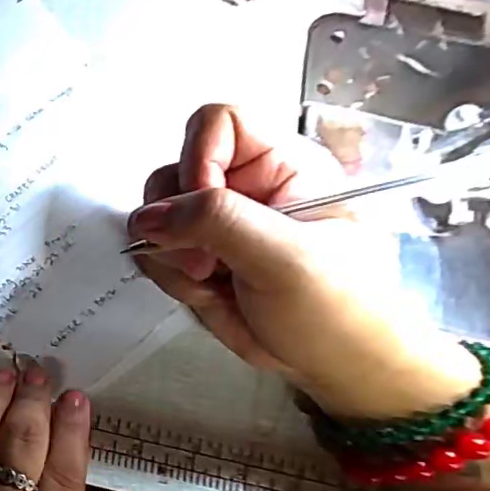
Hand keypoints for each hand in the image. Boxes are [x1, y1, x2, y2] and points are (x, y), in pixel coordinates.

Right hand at [129, 104, 477, 417]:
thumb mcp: (286, 259)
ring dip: (173, 256)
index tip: (201, 205)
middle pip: (174, 173)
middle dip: (177, 221)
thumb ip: (218, 224)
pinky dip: (171, 277)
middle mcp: (244, 189)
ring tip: (214, 282)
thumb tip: (150, 216)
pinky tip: (208, 293)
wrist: (336, 366)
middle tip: (208, 261)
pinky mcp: (199, 260)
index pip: (218, 124)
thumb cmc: (339, 309)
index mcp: (282, 166)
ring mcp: (217, 228)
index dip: (197, 157)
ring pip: (157, 218)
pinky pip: (157, 254)